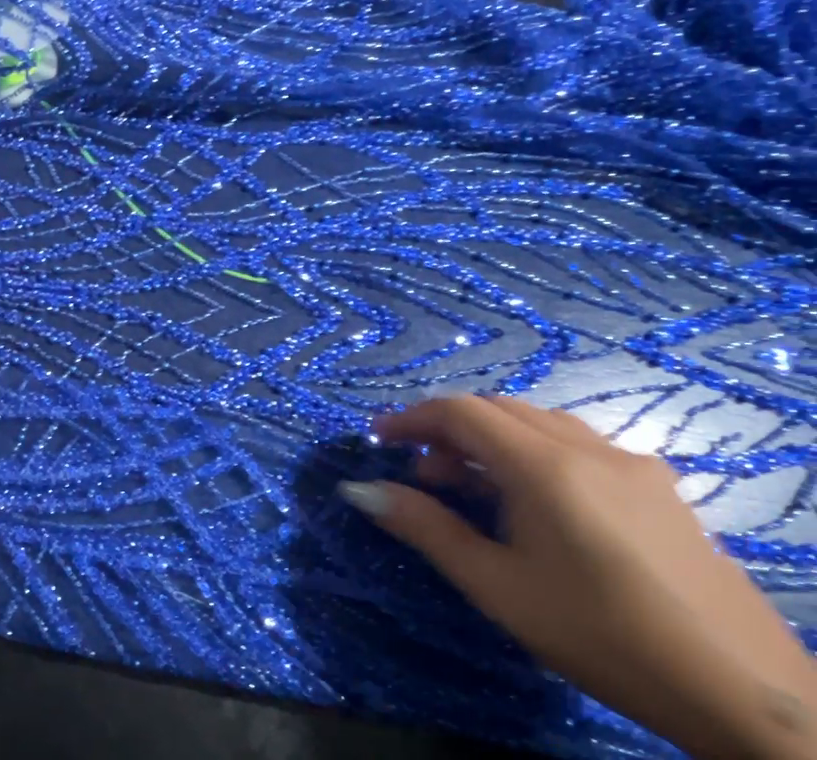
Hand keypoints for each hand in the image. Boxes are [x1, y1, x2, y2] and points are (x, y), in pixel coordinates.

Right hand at [341, 394, 816, 759]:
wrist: (742, 692)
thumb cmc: (598, 632)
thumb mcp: (496, 585)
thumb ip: (424, 528)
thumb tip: (359, 489)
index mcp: (545, 466)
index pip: (460, 411)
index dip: (411, 419)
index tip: (377, 441)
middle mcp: (591, 450)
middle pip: (501, 410)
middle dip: (448, 430)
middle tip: (421, 475)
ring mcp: (635, 468)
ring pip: (542, 424)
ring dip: (493, 440)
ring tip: (473, 491)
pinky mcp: (662, 493)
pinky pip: (580, 447)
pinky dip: (534, 454)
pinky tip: (534, 506)